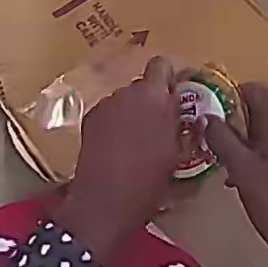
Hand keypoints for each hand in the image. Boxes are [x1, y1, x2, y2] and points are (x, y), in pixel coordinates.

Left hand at [52, 54, 185, 254]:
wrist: (104, 202)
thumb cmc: (149, 179)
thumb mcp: (176, 151)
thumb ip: (176, 119)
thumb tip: (177, 105)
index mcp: (155, 96)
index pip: (162, 64)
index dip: (168, 78)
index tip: (173, 97)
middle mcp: (129, 92)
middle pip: (143, 84)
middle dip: (150, 99)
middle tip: (157, 125)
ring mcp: (106, 103)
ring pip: (125, 99)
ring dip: (132, 111)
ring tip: (134, 140)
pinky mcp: (90, 117)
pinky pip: (109, 112)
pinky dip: (114, 122)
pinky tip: (115, 147)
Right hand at [205, 85, 267, 266]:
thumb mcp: (240, 167)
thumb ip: (221, 138)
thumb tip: (206, 117)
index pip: (256, 88)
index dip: (232, 95)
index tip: (213, 111)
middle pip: (264, 107)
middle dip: (238, 118)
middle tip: (217, 136)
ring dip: (248, 137)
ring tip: (227, 159)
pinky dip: (261, 151)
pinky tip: (246, 176)